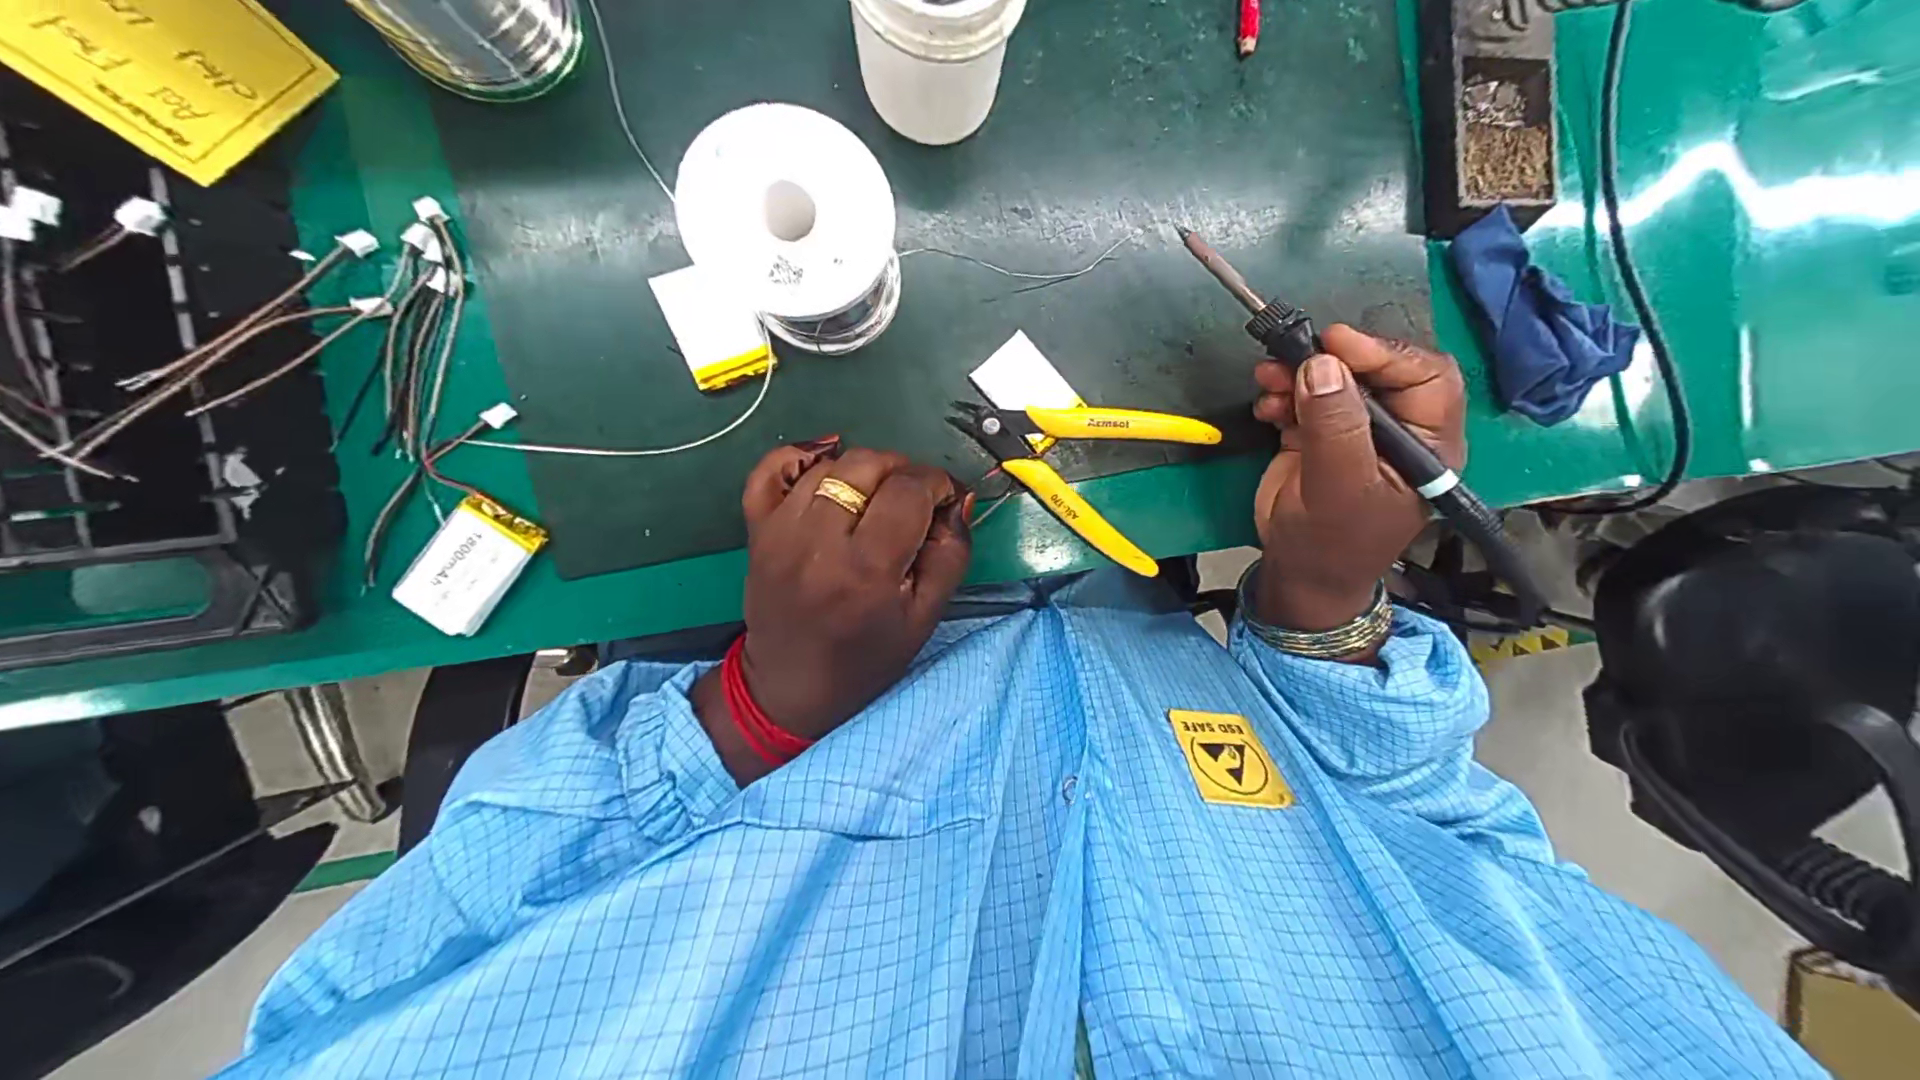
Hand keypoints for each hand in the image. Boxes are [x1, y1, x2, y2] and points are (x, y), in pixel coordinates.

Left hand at [693, 442, 972, 782]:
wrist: (793, 686)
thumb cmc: (867, 658)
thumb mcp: (926, 616)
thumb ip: (951, 553)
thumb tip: (957, 498)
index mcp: (867, 570)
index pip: (909, 490)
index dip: (937, 484)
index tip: (943, 500)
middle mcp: (819, 542)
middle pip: (868, 465)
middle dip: (903, 471)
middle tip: (912, 499)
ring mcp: (780, 532)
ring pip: (829, 464)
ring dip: (862, 468)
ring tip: (875, 495)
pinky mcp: (757, 530)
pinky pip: (770, 469)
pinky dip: (799, 455)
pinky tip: (824, 460)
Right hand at [1249, 324, 1465, 643]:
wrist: (1299, 574)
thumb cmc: (1332, 541)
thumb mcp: (1339, 486)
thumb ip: (1335, 427)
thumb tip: (1323, 365)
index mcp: (1426, 440)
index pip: (1423, 376)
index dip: (1383, 352)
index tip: (1334, 342)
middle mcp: (1393, 429)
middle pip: (1371, 372)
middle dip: (1330, 360)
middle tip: (1290, 356)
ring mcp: (1351, 432)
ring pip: (1332, 383)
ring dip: (1297, 375)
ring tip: (1267, 378)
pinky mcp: (1316, 438)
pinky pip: (1301, 402)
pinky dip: (1281, 396)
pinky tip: (1265, 404)